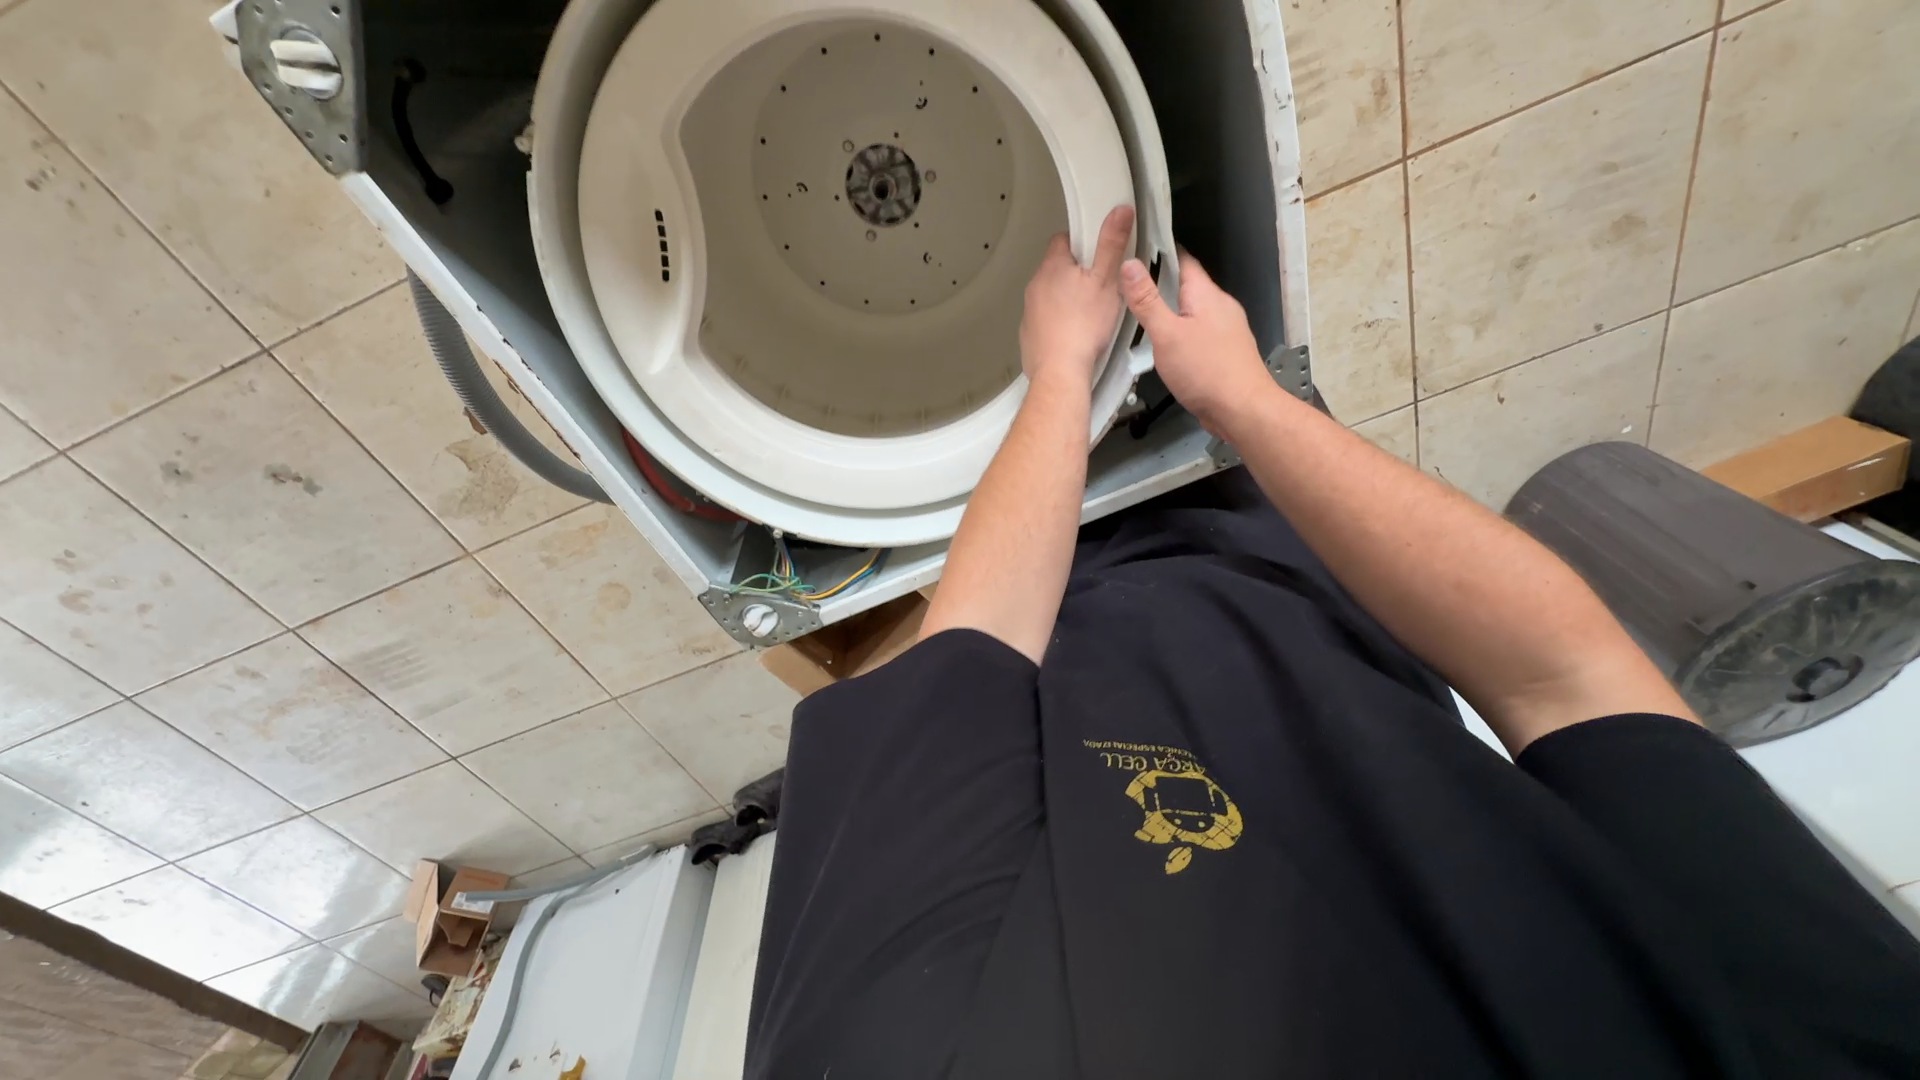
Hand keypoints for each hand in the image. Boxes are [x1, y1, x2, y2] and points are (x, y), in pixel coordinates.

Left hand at [1018, 205, 1133, 390]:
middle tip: (1099, 286)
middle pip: (1056, 268)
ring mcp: (1030, 311)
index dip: (1081, 242)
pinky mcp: (1030, 334)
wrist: (1060, 371)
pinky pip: (1046, 320)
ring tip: (1089, 314)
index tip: (1097, 252)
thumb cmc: (1083, 328)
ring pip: (1050, 295)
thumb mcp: (1106, 281)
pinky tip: (1075, 334)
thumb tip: (1119, 211)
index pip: (1062, 239)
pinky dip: (1058, 322)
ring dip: (1066, 298)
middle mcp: (1036, 286)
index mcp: (1053, 267)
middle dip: (1075, 273)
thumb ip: (1111, 244)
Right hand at [1121, 251, 1271, 436]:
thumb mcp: (1166, 334)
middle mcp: (1219, 306)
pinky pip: (1198, 333)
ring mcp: (1225, 330)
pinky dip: (1180, 333)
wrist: (1242, 410)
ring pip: (1192, 311)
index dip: (1159, 250)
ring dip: (1170, 311)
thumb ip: (1146, 301)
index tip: (1136, 246)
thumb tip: (1129, 265)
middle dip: (1160, 283)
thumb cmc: (1206, 371)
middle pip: (1187, 286)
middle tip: (1129, 284)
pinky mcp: (1224, 352)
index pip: (1182, 260)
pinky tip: (1166, 346)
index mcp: (1205, 294)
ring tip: (1142, 315)